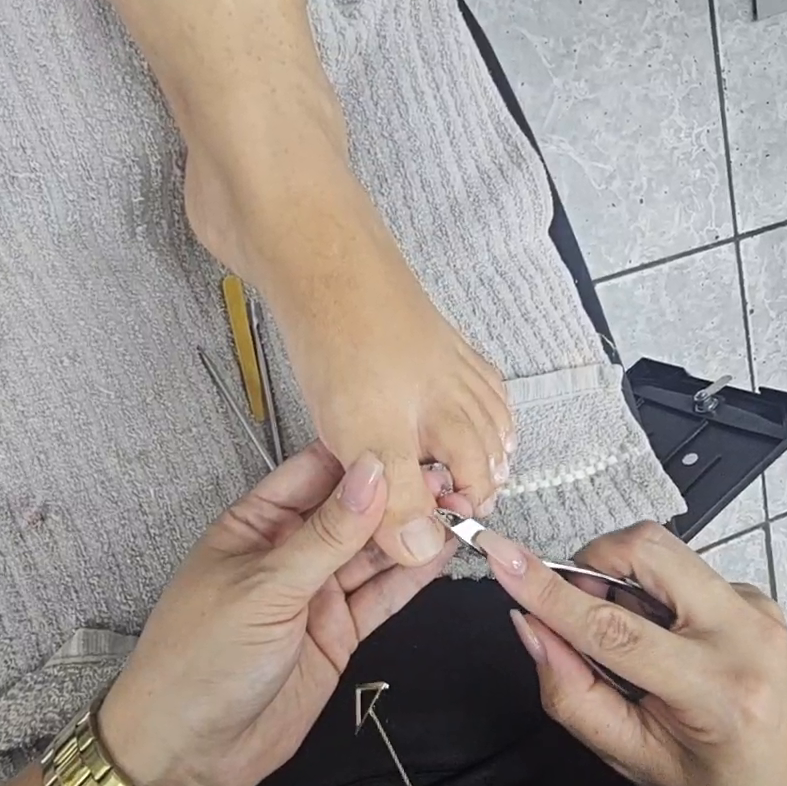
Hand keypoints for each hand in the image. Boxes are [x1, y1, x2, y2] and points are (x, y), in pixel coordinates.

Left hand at [96, 443, 459, 785]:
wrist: (190, 754)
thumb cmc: (204, 655)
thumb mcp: (266, 587)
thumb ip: (326, 534)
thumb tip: (373, 470)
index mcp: (258, 522)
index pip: (316, 472)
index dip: (362, 454)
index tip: (412, 436)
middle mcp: (291, 549)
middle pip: (352, 511)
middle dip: (398, 494)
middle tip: (451, 477)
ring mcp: (318, 591)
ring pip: (373, 552)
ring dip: (412, 532)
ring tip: (462, 508)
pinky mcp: (340, 630)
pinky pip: (381, 595)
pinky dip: (412, 577)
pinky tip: (444, 552)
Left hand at [184, 149, 513, 570]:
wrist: (303, 233)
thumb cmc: (341, 330)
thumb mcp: (371, 432)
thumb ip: (400, 496)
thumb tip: (425, 551)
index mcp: (452, 407)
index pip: (482, 469)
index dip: (466, 507)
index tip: (440, 535)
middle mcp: (447, 376)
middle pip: (484, 431)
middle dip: (473, 472)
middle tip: (447, 505)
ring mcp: (419, 345)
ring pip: (459, 399)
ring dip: (458, 436)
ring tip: (447, 464)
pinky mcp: (381, 325)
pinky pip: (423, 371)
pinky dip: (426, 397)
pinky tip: (404, 399)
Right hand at [474, 522, 786, 785]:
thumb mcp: (635, 761)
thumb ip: (572, 693)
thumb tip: (530, 625)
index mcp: (717, 692)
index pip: (611, 627)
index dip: (545, 589)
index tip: (500, 555)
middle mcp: (745, 635)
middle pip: (646, 549)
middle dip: (592, 564)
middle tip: (581, 610)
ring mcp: (757, 607)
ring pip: (660, 549)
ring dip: (620, 577)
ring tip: (627, 635)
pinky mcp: (755, 594)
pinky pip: (679, 566)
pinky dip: (649, 591)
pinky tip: (664, 638)